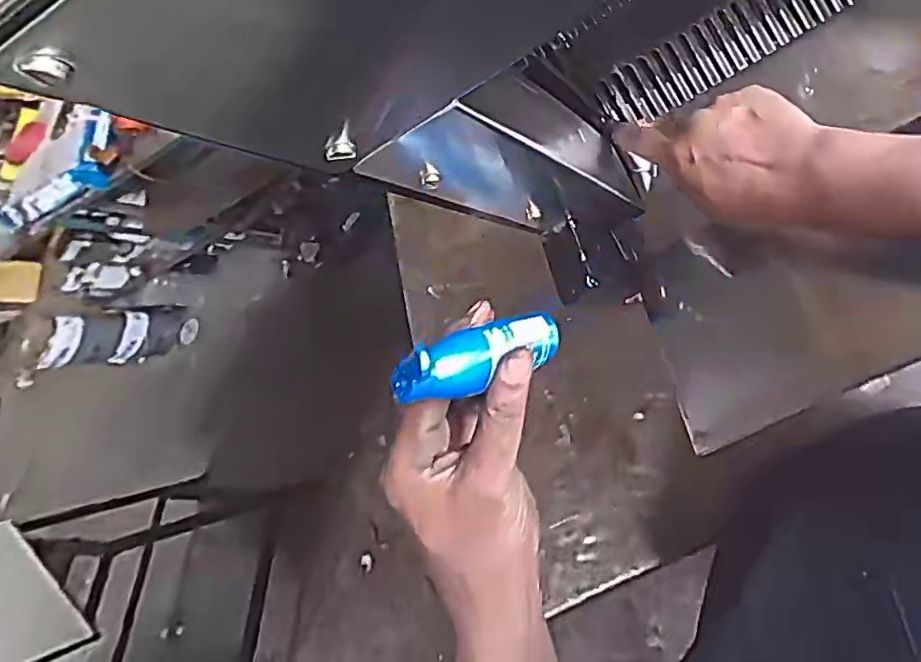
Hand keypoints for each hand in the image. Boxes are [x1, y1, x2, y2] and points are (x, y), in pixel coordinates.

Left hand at [382, 301, 553, 661]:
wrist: (502, 599)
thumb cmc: (486, 556)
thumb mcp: (494, 477)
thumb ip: (503, 415)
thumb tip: (513, 361)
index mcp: (407, 462)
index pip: (426, 391)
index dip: (452, 355)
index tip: (477, 325)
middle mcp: (418, 453)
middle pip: (439, 388)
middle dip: (466, 354)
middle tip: (491, 321)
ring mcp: (442, 455)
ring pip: (458, 397)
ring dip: (481, 368)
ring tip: (504, 337)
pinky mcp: (465, 457)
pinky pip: (475, 412)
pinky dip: (492, 390)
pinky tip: (507, 370)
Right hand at [618, 85, 825, 227]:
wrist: (807, 173)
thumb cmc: (763, 199)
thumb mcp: (713, 206)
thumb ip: (688, 180)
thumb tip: (683, 173)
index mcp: (680, 155)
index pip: (642, 139)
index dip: (631, 136)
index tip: (624, 133)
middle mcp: (695, 124)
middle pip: (685, 127)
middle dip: (698, 139)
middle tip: (722, 158)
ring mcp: (723, 105)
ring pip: (716, 115)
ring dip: (727, 128)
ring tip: (754, 149)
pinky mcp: (751, 93)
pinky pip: (742, 104)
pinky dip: (751, 117)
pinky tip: (768, 136)